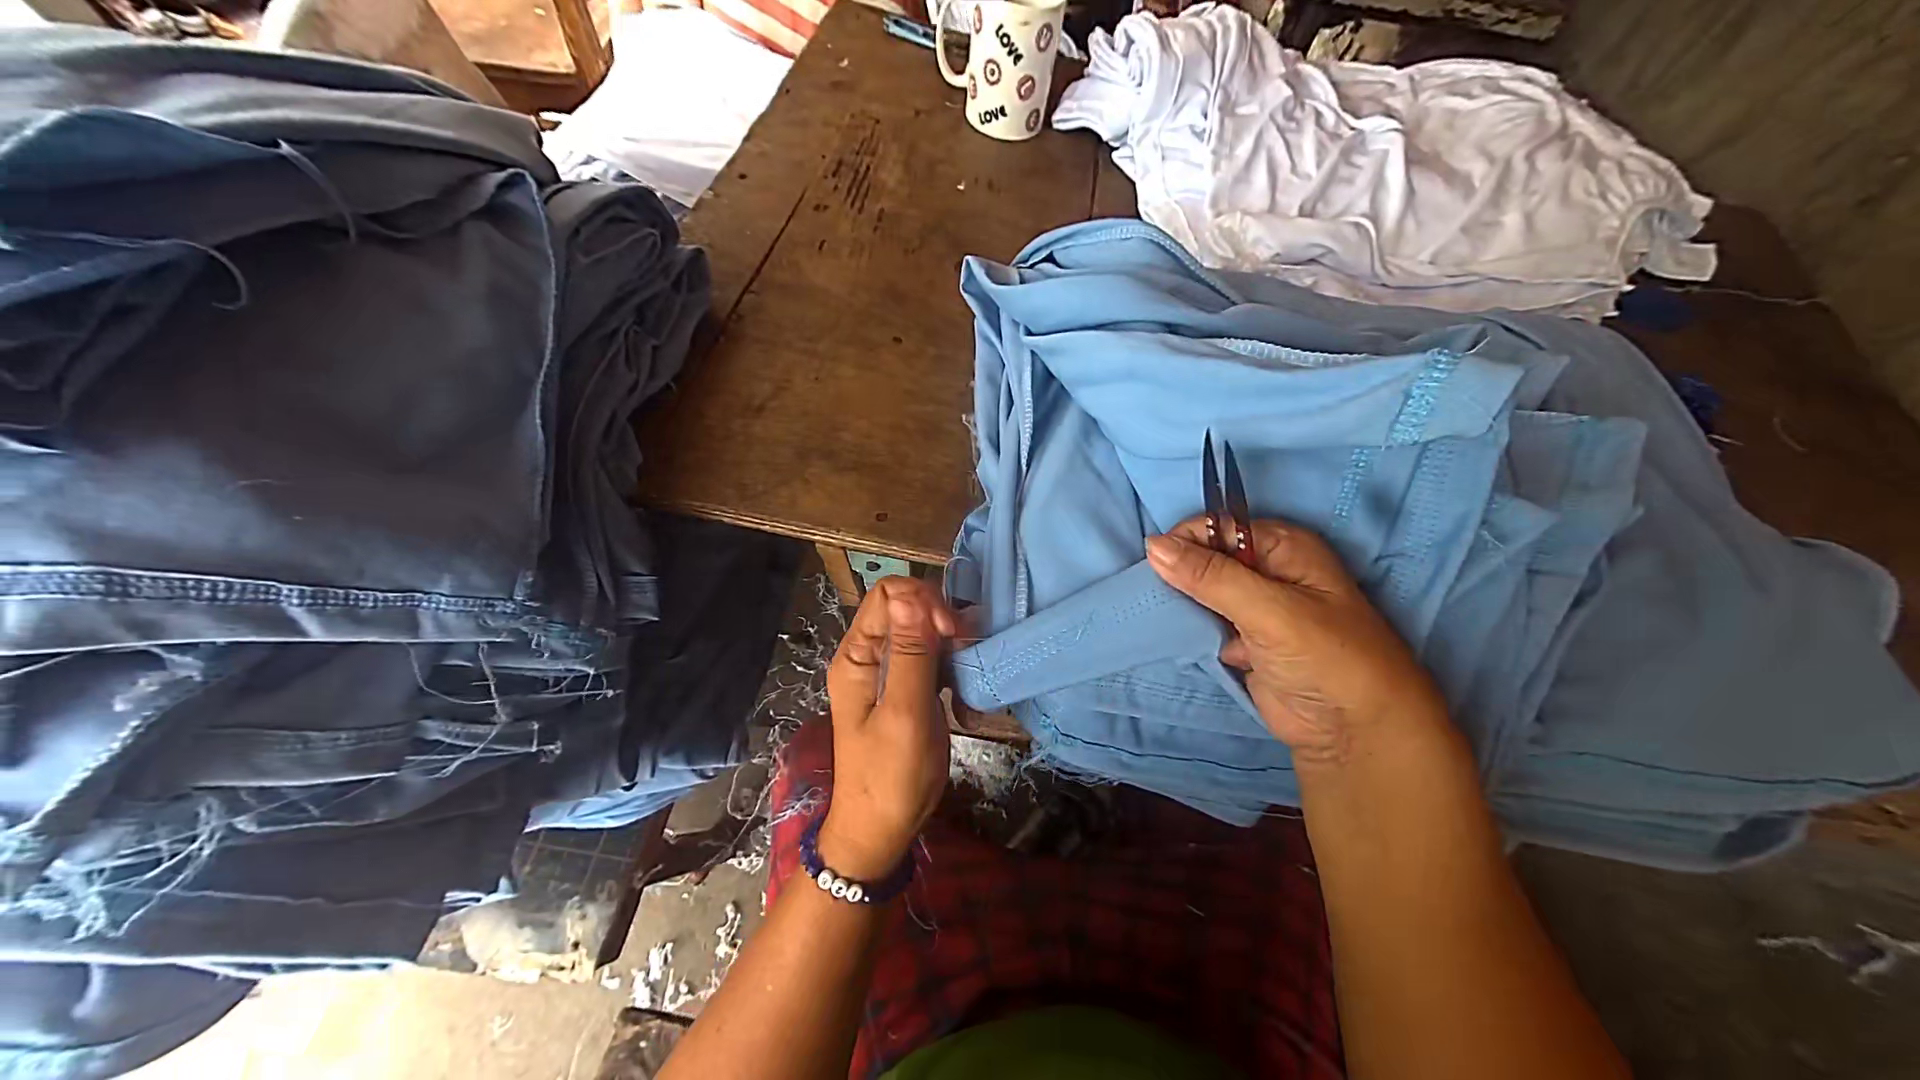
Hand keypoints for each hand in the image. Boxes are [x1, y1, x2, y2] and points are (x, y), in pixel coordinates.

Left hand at [819, 576, 955, 881]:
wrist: (880, 829)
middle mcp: (868, 655)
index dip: (923, 601)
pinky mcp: (906, 687)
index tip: (950, 632)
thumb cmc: (891, 776)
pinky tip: (962, 684)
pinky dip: (949, 662)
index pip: (888, 595)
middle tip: (964, 650)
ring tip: (966, 669)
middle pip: (906, 607)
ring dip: (948, 642)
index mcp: (856, 655)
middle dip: (939, 619)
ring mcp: (887, 671)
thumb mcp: (904, 714)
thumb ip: (911, 654)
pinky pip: (928, 656)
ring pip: (921, 630)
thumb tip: (910, 595)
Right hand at [1145, 517, 1449, 769]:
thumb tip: (1152, 545)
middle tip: (1154, 594)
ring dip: (1183, 604)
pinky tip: (1185, 640)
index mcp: (1284, 547)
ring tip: (1163, 616)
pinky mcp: (1243, 641)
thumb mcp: (1269, 610)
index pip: (1221, 527)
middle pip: (1207, 557)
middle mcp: (1269, 571)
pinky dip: (1192, 631)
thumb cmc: (1327, 659)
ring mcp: (1255, 608)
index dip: (1187, 541)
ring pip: (1202, 592)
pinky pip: (1205, 624)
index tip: (1156, 566)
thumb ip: (1210, 576)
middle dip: (1180, 573)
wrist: (1357, 733)